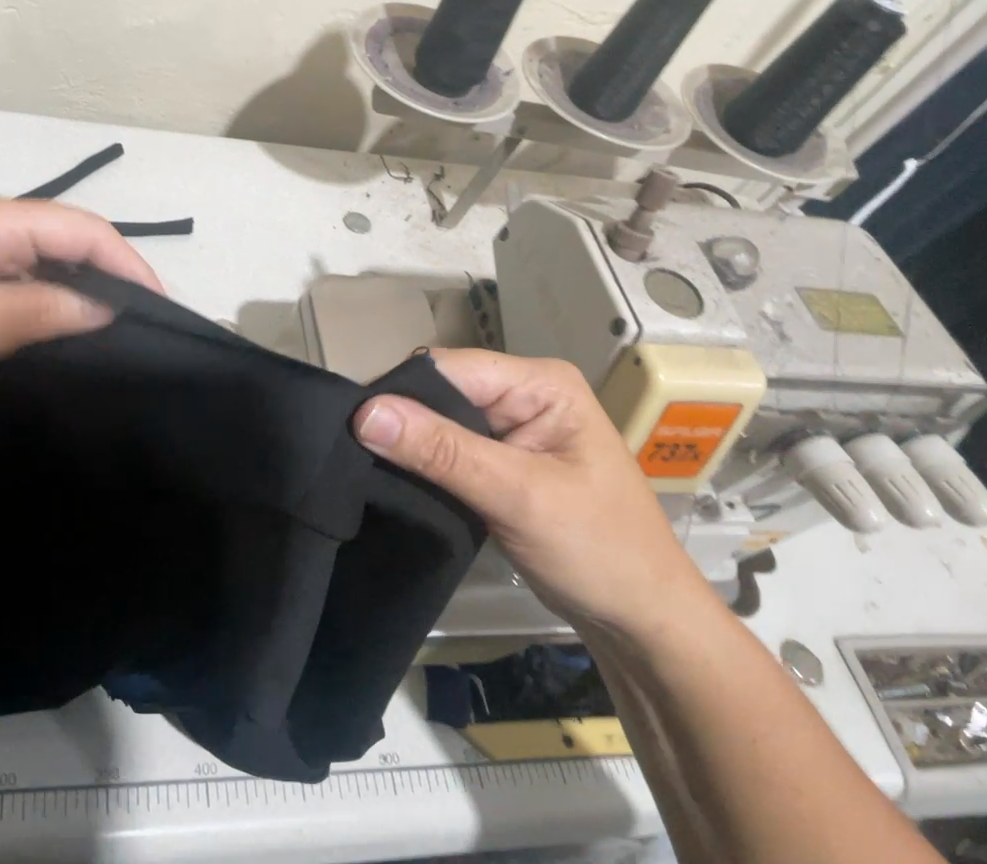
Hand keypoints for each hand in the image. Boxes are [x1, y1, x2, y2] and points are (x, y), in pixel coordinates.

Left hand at [0, 191, 161, 447]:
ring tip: (118, 336)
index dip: (129, 265)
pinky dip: (48, 309)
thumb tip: (110, 306)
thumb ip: (47, 310)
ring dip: (81, 295)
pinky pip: (17, 289)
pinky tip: (66, 339)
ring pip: (43, 267)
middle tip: (146, 329)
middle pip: (66, 242)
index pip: (81, 230)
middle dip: (111, 278)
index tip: (162, 313)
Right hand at [352, 349, 712, 637]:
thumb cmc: (597, 549)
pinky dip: (421, 467)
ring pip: (438, 423)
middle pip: (439, 391)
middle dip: (398, 419)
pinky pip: (447, 452)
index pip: (448, 368)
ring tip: (361, 469)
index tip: (347, 427)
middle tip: (348, 453)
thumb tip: (365, 413)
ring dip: (406, 445)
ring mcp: (511, 432)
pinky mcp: (499, 465)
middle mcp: (523, 395)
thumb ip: (442, 451)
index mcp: (540, 384)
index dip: (399, 392)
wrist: (640, 617)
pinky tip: (394, 483)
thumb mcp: (517, 495)